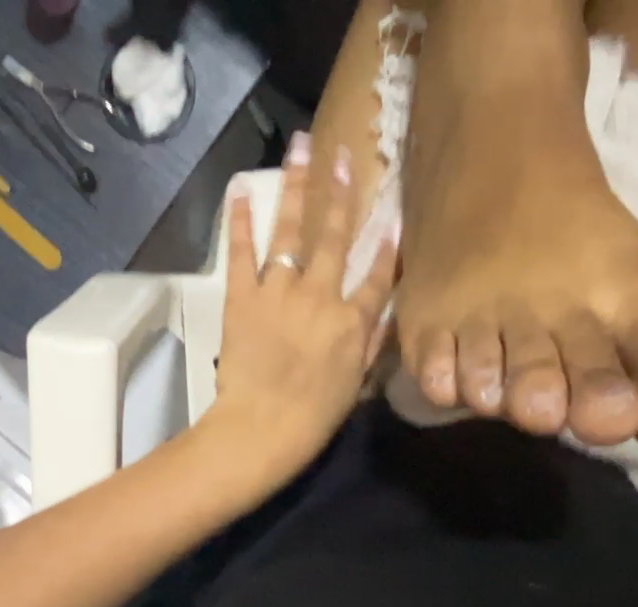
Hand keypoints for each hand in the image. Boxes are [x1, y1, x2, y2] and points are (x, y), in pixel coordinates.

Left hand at [204, 136, 399, 472]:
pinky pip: (241, 253)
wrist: (263, 427)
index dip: (390, 248)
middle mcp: (320, 296)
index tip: (396, 218)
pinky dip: (241, 221)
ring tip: (299, 147)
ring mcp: (280, 292)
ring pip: (290, 232)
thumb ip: (372, 346)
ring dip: (296, 188)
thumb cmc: (313, 419)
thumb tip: (391, 315)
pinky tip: (241, 190)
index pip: (378, 278)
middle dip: (341, 194)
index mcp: (352, 322)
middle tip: (343, 155)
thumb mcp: (354, 386)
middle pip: (334, 238)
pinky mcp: (243, 298)